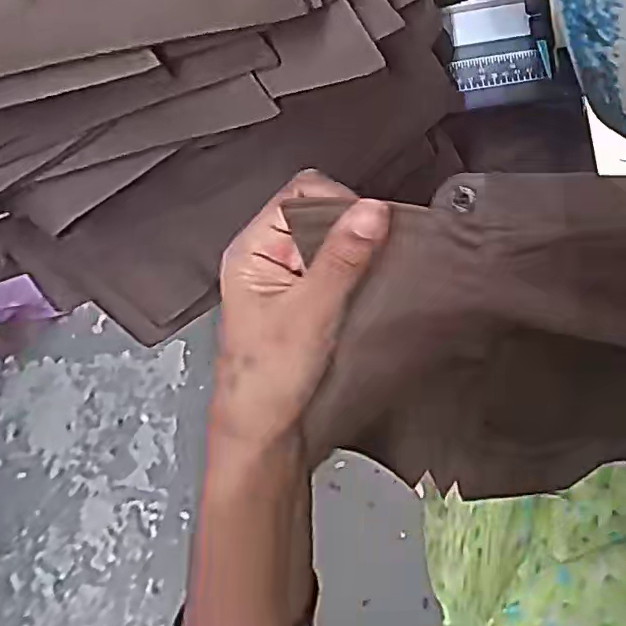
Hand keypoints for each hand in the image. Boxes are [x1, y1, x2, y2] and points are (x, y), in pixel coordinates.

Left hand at [211, 170, 388, 453]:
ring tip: (370, 274)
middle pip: (320, 208)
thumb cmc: (267, 380)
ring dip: (359, 249)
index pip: (300, 193)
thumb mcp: (311, 312)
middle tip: (372, 255)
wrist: (267, 432)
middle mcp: (270, 254)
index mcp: (252, 249)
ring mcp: (292, 272)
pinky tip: (368, 285)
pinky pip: (343, 261)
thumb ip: (343, 258)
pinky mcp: (312, 291)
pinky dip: (362, 267)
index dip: (339, 203)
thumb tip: (372, 210)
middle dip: (353, 226)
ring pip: (335, 235)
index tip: (370, 228)